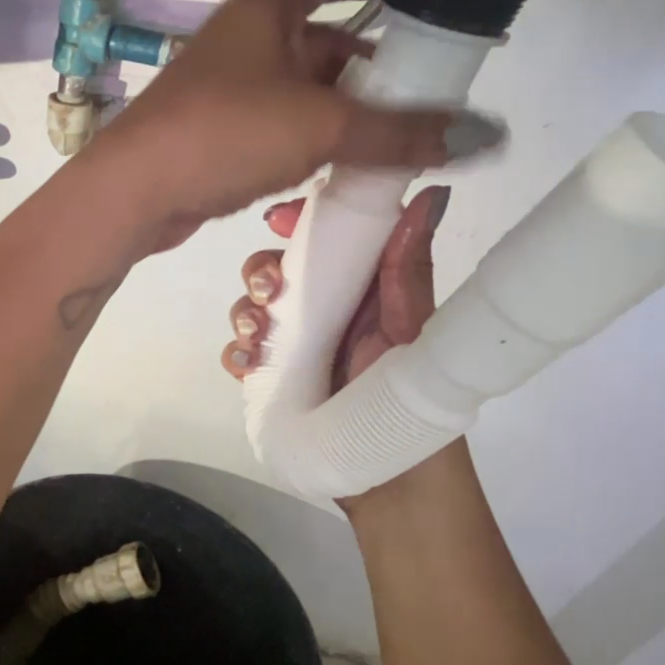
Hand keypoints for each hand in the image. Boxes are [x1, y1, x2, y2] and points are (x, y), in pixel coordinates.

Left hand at [83, 0, 463, 252]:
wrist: (133, 192)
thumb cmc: (224, 134)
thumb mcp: (321, 127)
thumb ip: (399, 132)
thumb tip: (481, 136)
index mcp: (268, 8)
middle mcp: (244, 41)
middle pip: (320, 41)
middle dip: (367, 65)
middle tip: (418, 92)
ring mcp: (224, 91)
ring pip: (297, 93)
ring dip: (339, 114)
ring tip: (388, 140)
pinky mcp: (213, 138)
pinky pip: (274, 131)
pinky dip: (306, 145)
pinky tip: (333, 172)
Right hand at [222, 185, 447, 386]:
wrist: (390, 468)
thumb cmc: (408, 391)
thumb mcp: (410, 324)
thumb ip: (407, 267)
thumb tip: (428, 196)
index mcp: (357, 286)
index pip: (320, 239)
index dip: (295, 222)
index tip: (279, 220)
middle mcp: (321, 310)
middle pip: (274, 271)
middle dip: (260, 271)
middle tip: (269, 289)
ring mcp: (292, 346)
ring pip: (250, 310)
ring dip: (244, 312)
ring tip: (256, 332)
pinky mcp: (272, 380)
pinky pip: (240, 356)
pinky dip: (236, 354)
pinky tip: (246, 363)